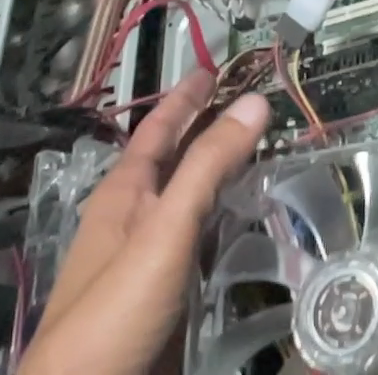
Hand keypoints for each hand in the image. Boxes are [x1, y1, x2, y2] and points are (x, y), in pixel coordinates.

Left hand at [19, 70, 269, 374]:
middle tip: (251, 103)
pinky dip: (227, 213)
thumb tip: (254, 101)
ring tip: (262, 149)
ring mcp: (148, 256)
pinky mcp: (166, 289)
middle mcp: (133, 218)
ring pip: (190, 196)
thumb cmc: (115, 310)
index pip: (158, 128)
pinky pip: (202, 234)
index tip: (213, 68)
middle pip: (174, 159)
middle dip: (208, 127)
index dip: (185, 97)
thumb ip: (209, 164)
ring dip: (222, 170)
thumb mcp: (165, 227)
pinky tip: (251, 217)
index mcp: (123, 194)